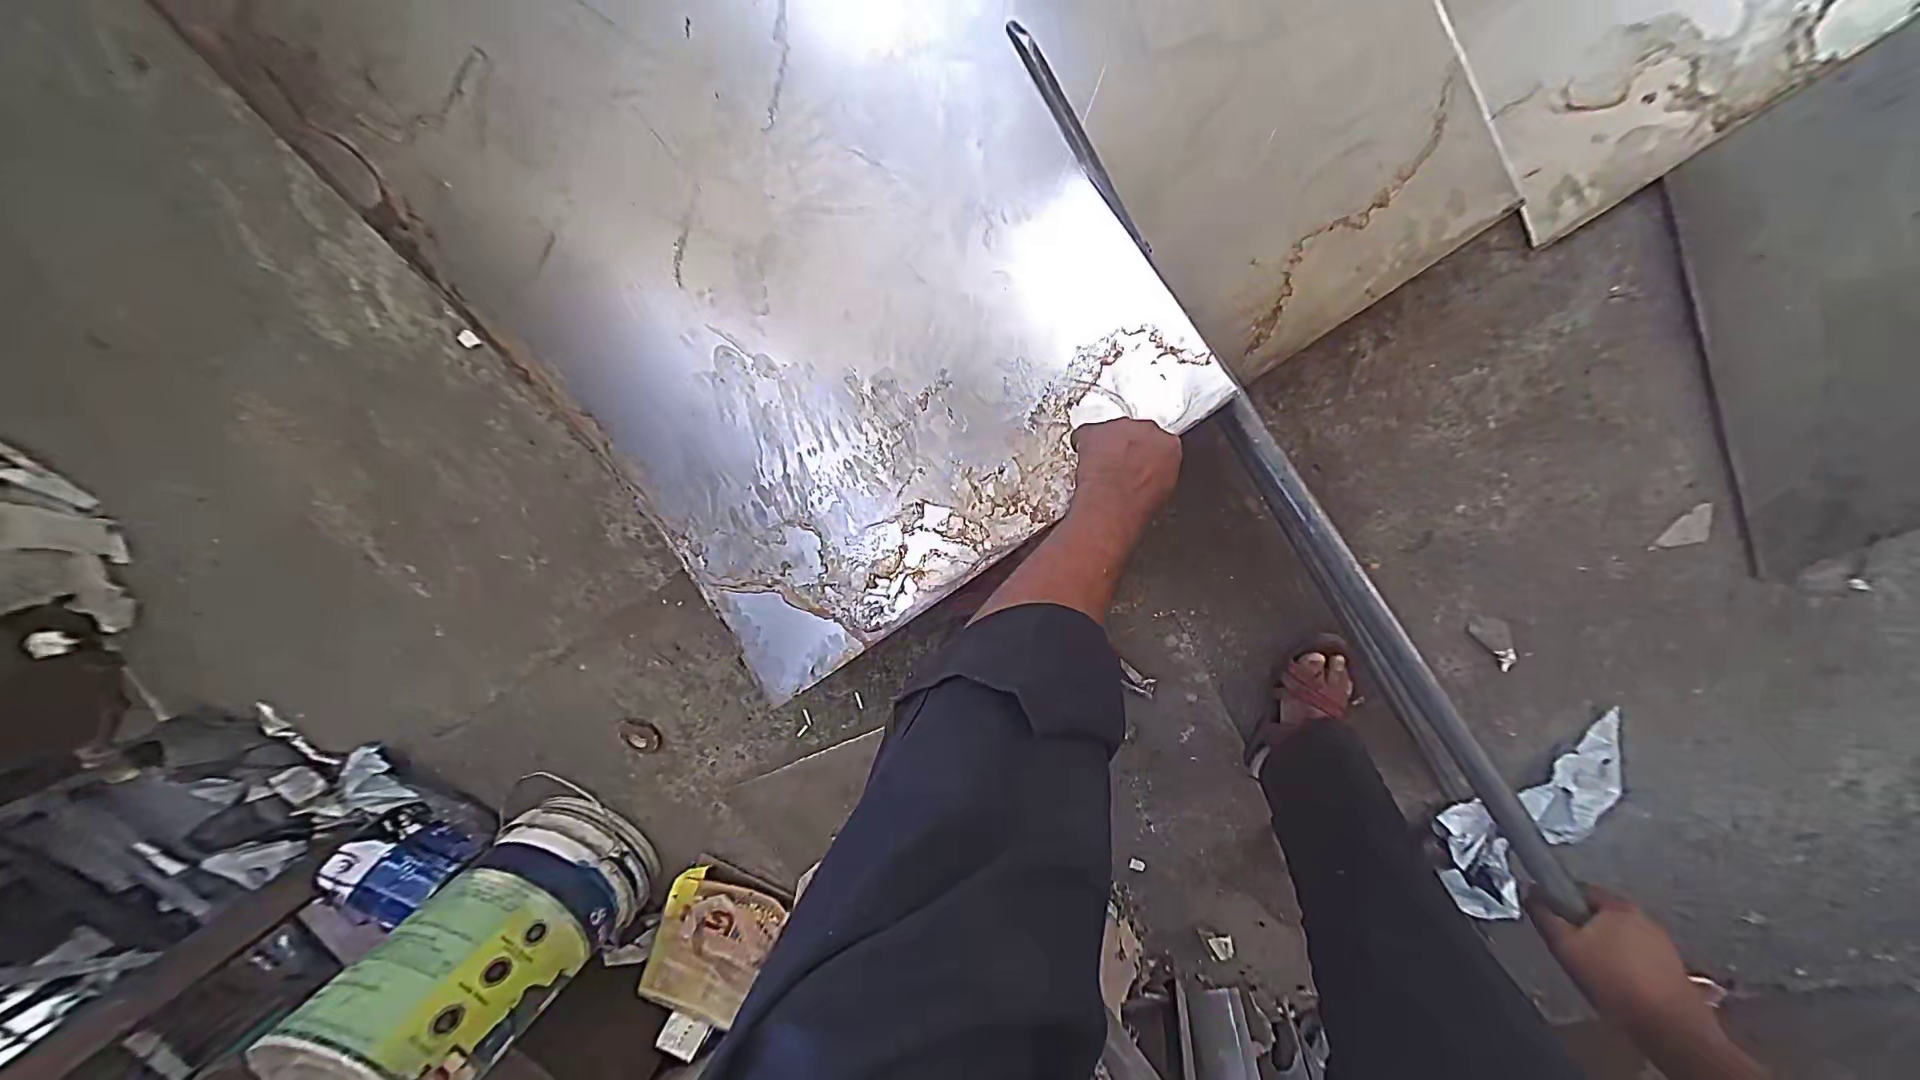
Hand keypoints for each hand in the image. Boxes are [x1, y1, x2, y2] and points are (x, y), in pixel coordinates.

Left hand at [1068, 419, 1181, 531]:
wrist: (1113, 504)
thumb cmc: (1137, 503)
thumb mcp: (1163, 489)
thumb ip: (1159, 472)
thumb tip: (1151, 476)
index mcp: (1168, 444)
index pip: (1158, 442)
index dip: (1146, 453)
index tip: (1139, 463)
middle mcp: (1146, 429)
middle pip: (1135, 432)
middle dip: (1127, 446)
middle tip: (1119, 465)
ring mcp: (1119, 427)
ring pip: (1111, 431)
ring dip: (1105, 446)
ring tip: (1101, 467)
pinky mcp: (1094, 431)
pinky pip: (1086, 433)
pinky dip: (1083, 444)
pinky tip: (1084, 462)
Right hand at [1529, 885, 1712, 1036]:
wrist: (1670, 1028)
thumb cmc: (1610, 977)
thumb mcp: (1562, 943)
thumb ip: (1542, 914)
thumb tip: (1530, 891)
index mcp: (1620, 907)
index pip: (1582, 890)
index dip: (1562, 901)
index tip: (1554, 920)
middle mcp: (1647, 920)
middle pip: (1603, 915)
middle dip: (1585, 926)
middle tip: (1571, 946)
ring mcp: (1666, 947)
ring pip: (1622, 937)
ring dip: (1606, 946)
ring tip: (1593, 967)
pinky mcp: (1676, 971)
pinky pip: (1639, 957)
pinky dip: (1626, 963)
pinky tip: (1617, 982)